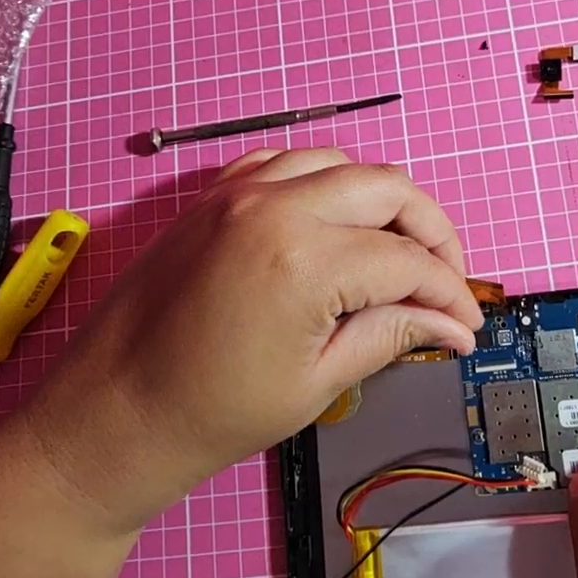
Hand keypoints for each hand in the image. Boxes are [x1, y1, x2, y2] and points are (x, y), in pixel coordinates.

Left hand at [15, 147, 482, 535]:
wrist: (111, 414)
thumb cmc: (210, 414)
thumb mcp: (317, 381)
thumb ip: (392, 335)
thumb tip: (452, 325)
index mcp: (303, 259)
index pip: (407, 262)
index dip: (450, 293)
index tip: (467, 323)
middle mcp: (275, 204)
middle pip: (389, 190)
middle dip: (433, 234)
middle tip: (446, 283)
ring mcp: (240, 190)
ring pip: (344, 164)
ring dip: (384, 202)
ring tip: (398, 253)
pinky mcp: (217, 194)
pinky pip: (290, 163)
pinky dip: (328, 184)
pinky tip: (338, 224)